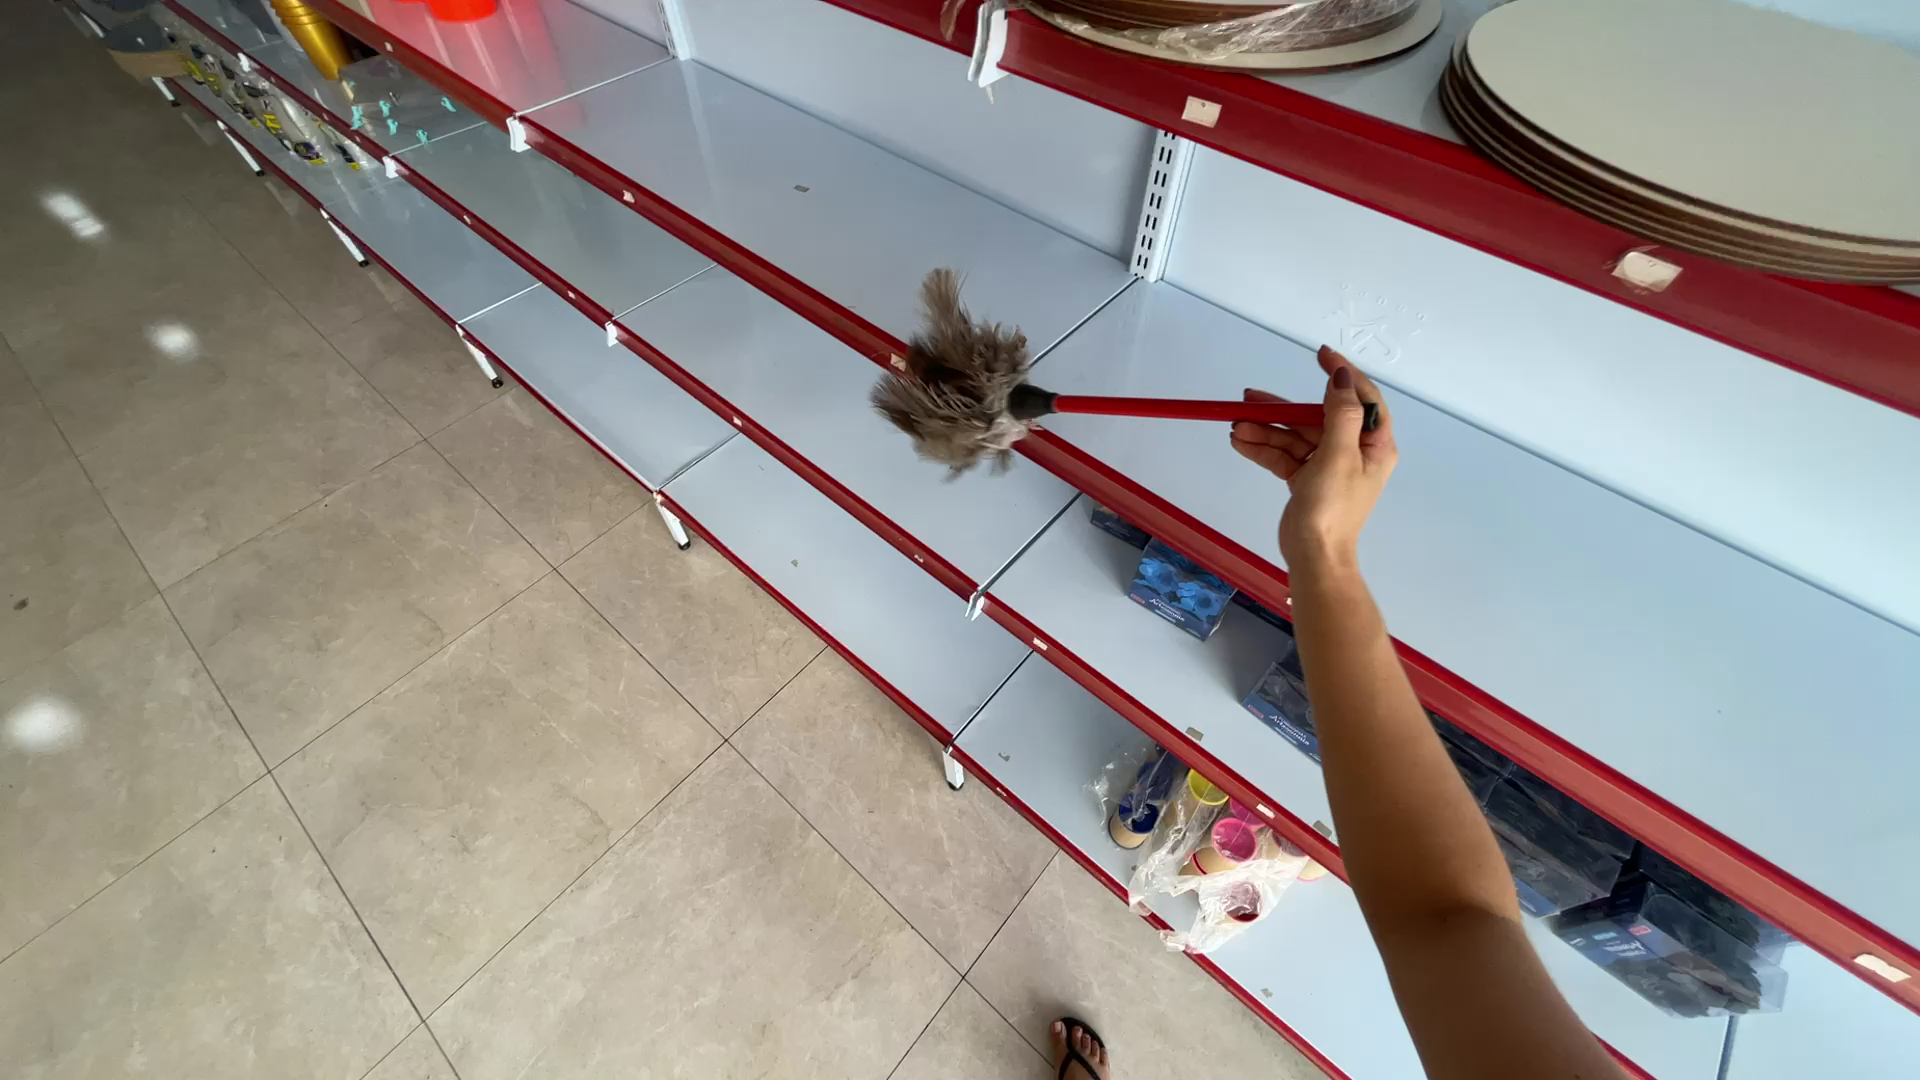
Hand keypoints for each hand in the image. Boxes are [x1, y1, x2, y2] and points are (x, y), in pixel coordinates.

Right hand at [1230, 346, 1396, 570]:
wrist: (1314, 556)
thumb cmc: (1332, 509)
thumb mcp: (1337, 457)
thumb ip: (1339, 414)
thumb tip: (1341, 377)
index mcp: (1372, 445)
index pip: (1360, 398)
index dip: (1341, 375)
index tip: (1320, 355)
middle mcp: (1352, 452)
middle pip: (1315, 418)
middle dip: (1281, 410)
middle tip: (1249, 398)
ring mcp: (1326, 466)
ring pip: (1293, 437)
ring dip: (1264, 431)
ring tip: (1234, 426)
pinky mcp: (1305, 481)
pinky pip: (1283, 456)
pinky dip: (1262, 449)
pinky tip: (1239, 442)